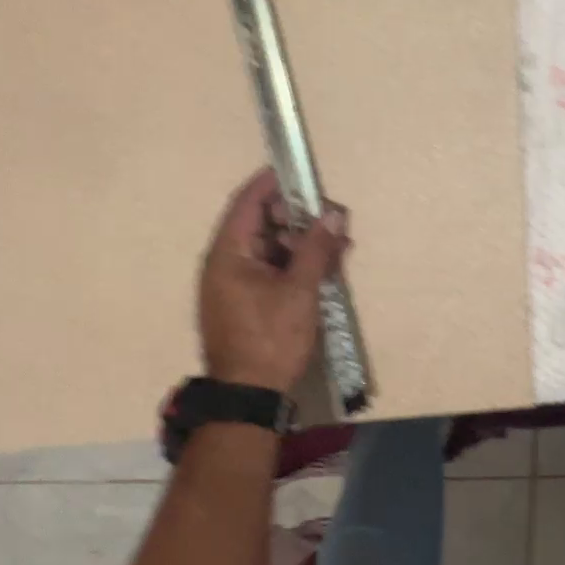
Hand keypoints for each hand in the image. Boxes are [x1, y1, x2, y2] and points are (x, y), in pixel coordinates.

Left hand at [196, 168, 350, 393]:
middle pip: (262, 225)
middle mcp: (225, 264)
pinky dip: (297, 263)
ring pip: (271, 248)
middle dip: (298, 216)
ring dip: (303, 242)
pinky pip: (273, 270)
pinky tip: (327, 265)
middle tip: (331, 214)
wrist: (249, 395)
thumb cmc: (270, 338)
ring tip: (339, 242)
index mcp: (227, 255)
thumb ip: (316, 249)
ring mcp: (235, 285)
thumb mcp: (299, 290)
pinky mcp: (247, 302)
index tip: (296, 169)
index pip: (246, 204)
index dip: (270, 183)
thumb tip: (333, 214)